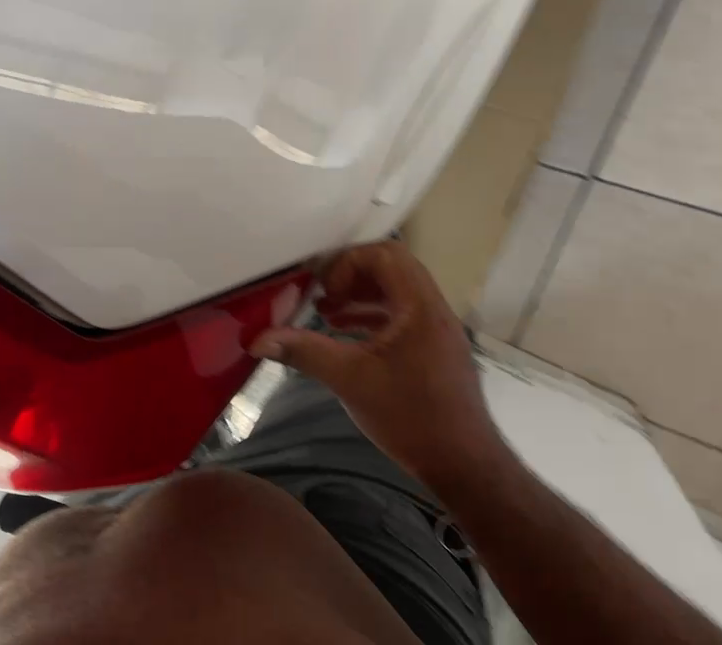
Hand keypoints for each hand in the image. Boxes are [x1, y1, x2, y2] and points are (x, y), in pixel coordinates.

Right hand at [249, 240, 505, 489]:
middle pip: (391, 268)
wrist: (465, 467)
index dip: (348, 264)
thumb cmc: (411, 418)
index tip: (324, 291)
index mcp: (420, 308)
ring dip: (358, 296)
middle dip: (350, 276)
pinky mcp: (434, 350)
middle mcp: (433, 311)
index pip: (386, 255)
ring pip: (396, 292)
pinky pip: (400, 315)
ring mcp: (437, 331)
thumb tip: (257, 340)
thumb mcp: (349, 380)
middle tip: (320, 295)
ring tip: (324, 313)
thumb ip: (304, 352)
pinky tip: (344, 334)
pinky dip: (370, 316)